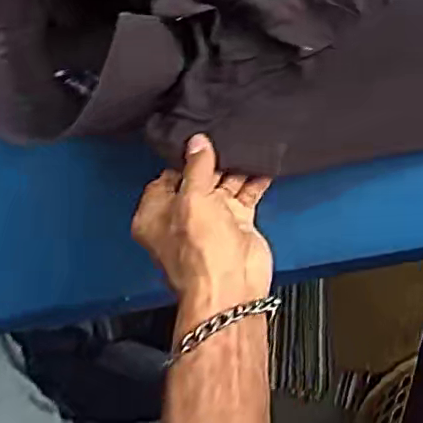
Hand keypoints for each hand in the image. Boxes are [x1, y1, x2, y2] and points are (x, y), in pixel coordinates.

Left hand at [132, 133, 274, 306]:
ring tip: (251, 146)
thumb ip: (197, 167)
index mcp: (157, 215)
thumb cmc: (201, 253)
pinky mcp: (237, 222)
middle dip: (216, 160)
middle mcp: (183, 216)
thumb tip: (197, 142)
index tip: (201, 140)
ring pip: (225, 183)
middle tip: (231, 138)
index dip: (184, 159)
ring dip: (239, 168)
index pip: (167, 176)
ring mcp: (212, 219)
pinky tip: (265, 164)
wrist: (232, 284)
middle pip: (199, 178)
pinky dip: (256, 179)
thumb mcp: (193, 199)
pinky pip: (247, 193)